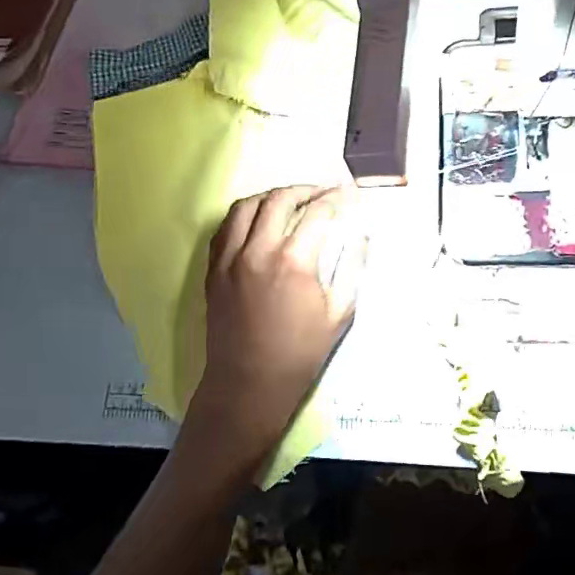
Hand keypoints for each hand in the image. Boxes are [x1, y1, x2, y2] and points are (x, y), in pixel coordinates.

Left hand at [185, 185, 363, 469]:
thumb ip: (353, 267)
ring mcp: (229, 259)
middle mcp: (257, 251)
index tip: (351, 194)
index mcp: (293, 261)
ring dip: (272, 196)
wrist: (250, 384)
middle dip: (307, 190)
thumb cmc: (301, 353)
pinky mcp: (213, 270)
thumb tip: (361, 237)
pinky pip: (226, 228)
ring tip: (291, 201)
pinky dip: (245, 215)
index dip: (337, 198)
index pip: (317, 212)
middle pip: (280, 200)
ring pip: (246, 206)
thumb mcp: (341, 312)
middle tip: (325, 194)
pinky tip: (260, 220)